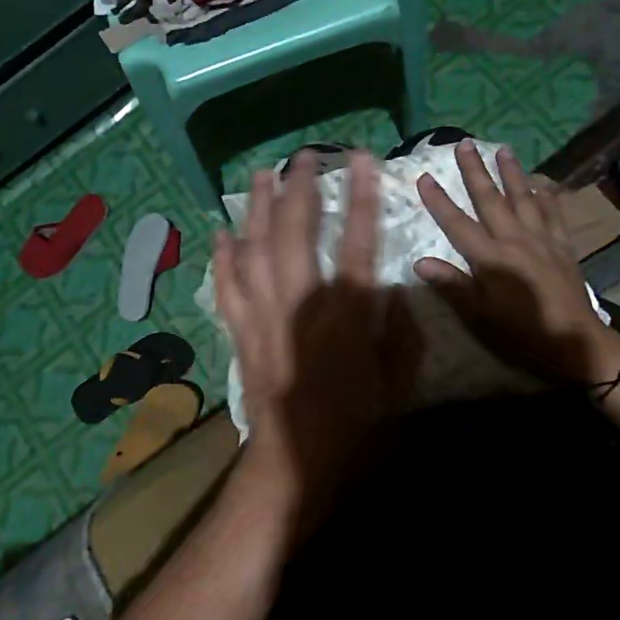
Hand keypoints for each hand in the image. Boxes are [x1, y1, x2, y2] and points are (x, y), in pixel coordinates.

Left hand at [213, 150, 416, 529]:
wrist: (294, 463)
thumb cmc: (353, 425)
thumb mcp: (395, 382)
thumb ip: (397, 331)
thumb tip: (391, 287)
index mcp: (344, 315)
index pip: (356, 242)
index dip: (360, 197)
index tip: (361, 160)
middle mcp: (300, 304)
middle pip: (296, 233)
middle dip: (301, 189)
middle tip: (303, 157)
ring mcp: (263, 316)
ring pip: (256, 250)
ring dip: (259, 209)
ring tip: (262, 175)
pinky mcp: (240, 332)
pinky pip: (226, 285)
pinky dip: (224, 257)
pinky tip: (222, 233)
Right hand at [414, 141, 619, 386]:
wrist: (574, 341)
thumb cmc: (520, 331)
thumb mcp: (480, 315)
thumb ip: (452, 285)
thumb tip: (419, 261)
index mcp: (490, 258)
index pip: (458, 223)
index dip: (439, 200)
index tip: (425, 176)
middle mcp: (515, 240)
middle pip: (491, 199)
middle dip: (475, 171)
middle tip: (464, 144)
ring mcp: (542, 240)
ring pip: (524, 198)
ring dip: (512, 173)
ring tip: (503, 149)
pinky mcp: (562, 246)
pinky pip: (554, 213)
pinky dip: (548, 196)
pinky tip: (543, 183)